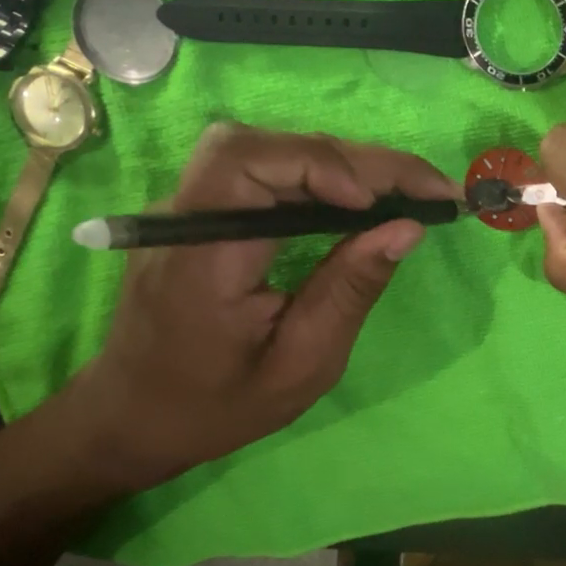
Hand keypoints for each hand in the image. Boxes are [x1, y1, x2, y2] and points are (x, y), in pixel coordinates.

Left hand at [63, 123, 458, 489]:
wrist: (133, 419)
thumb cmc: (219, 406)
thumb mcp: (302, 365)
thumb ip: (350, 292)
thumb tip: (407, 229)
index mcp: (202, 257)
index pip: (245, 163)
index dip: (321, 164)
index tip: (381, 204)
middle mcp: (185, 219)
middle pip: (268, 147)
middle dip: (359, 162)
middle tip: (431, 192)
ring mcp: (188, 213)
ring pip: (269, 151)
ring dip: (344, 166)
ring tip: (406, 196)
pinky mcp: (203, 218)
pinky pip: (265, 174)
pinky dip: (323, 178)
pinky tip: (362, 204)